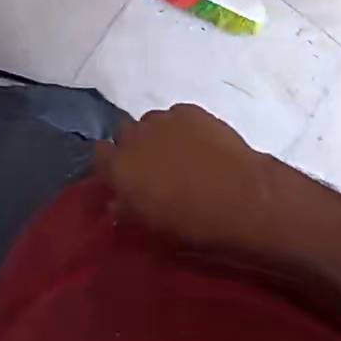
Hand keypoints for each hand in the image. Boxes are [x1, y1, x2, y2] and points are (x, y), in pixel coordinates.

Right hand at [93, 103, 296, 252]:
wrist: (241, 198)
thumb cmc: (192, 224)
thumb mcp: (153, 230)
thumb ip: (128, 211)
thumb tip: (117, 203)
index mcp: (120, 167)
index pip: (99, 154)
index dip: (110, 164)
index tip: (120, 176)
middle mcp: (136, 136)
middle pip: (124, 132)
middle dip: (133, 146)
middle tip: (151, 168)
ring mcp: (164, 119)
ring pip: (151, 122)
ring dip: (157, 135)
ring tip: (178, 155)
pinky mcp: (191, 110)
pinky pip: (177, 115)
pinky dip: (182, 127)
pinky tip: (199, 144)